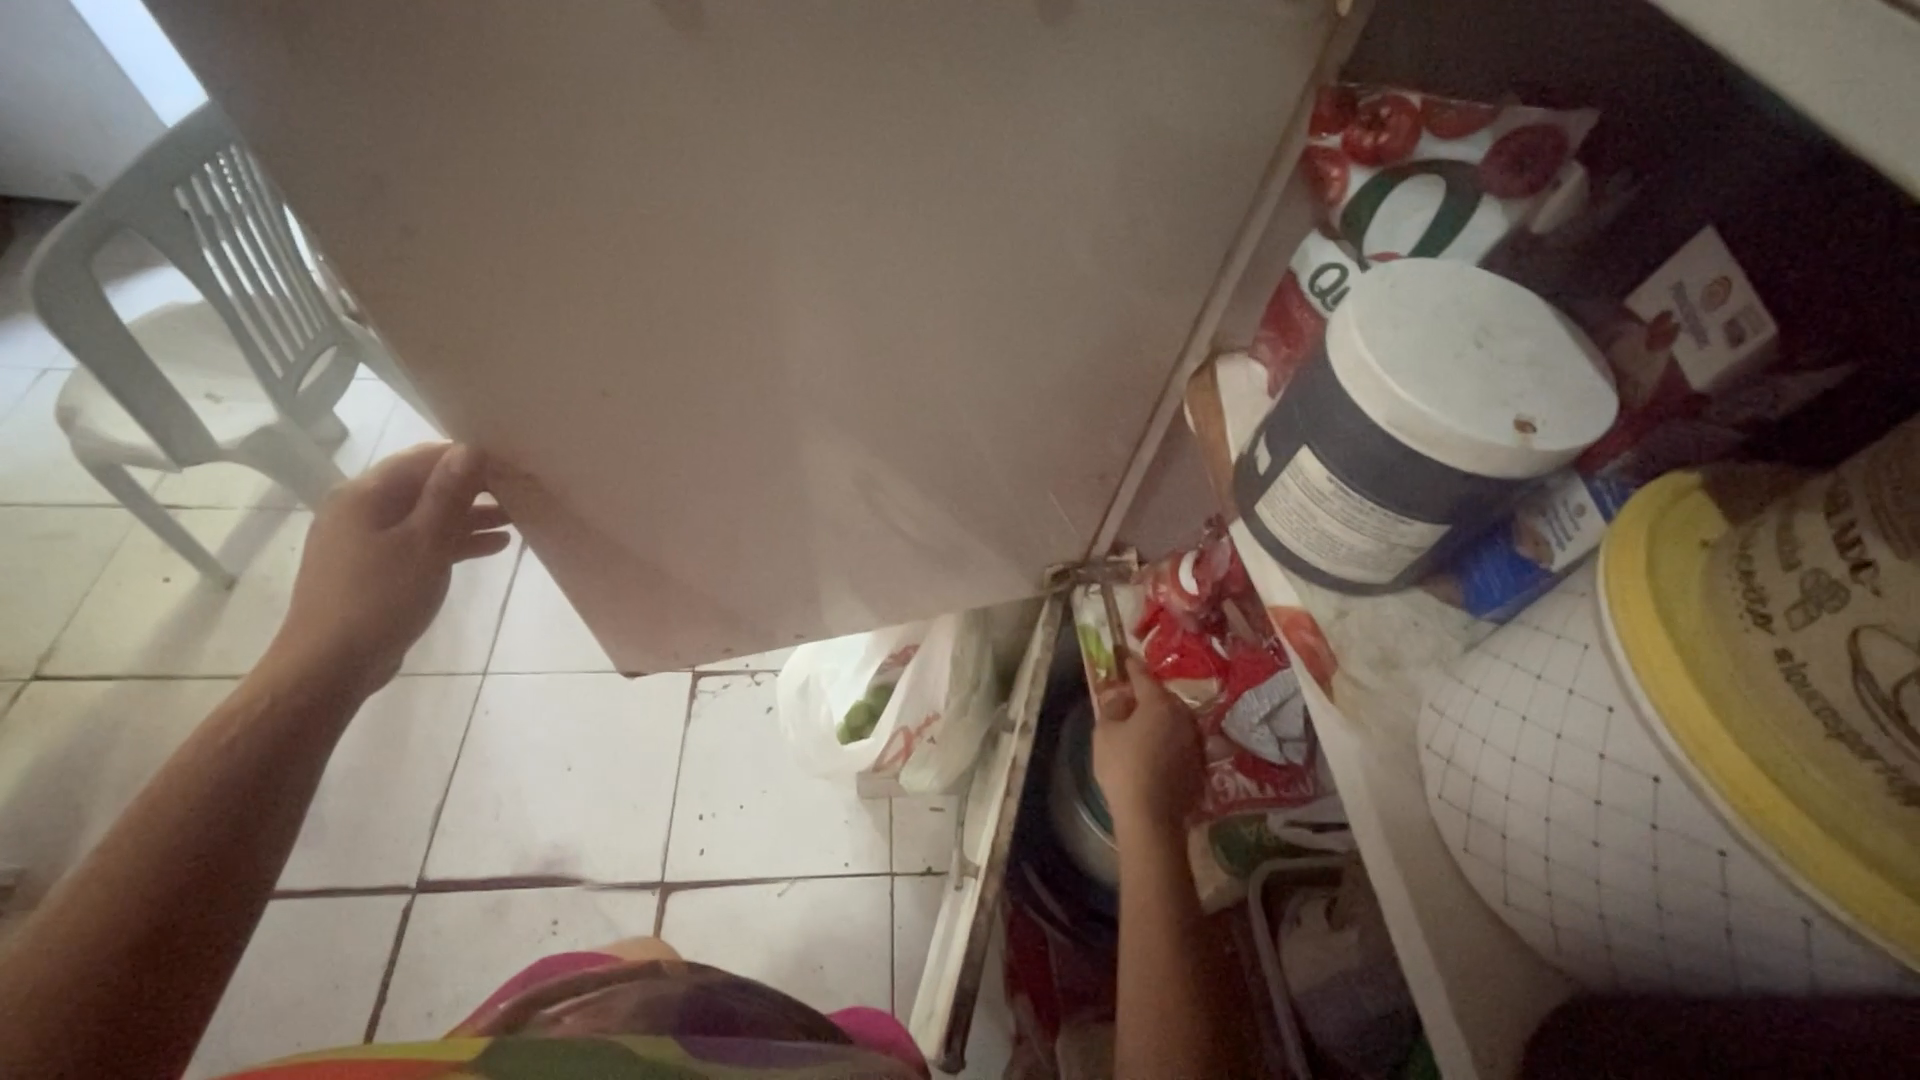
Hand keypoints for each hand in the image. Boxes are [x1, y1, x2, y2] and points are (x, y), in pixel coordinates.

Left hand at [268, 443, 512, 698]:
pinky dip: (454, 541)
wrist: (330, 664)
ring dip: (469, 516)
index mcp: (365, 494)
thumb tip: (471, 448)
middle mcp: (360, 508)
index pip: (424, 458)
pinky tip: (492, 547)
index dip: (468, 457)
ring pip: (426, 515)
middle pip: (425, 485)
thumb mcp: (425, 542)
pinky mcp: (374, 568)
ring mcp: (365, 540)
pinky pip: (420, 541)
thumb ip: (449, 494)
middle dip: (474, 487)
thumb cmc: (380, 598)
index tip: (512, 465)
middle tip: (521, 492)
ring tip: (517, 519)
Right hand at [1092, 656, 1204, 836]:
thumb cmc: (1123, 768)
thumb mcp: (1105, 733)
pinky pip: (1182, 741)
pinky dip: (1170, 739)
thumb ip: (1111, 708)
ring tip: (1142, 725)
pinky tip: (1156, 750)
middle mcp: (1184, 715)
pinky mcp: (1201, 763)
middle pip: (1162, 697)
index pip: (1142, 674)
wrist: (1152, 816)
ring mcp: (1196, 740)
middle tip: (1127, 697)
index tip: (1120, 654)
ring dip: (1160, 717)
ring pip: (1176, 719)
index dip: (1129, 663)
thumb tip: (1119, 697)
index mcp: (1159, 703)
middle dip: (1146, 694)